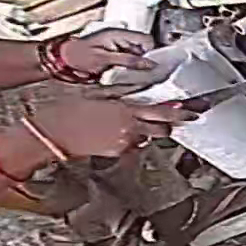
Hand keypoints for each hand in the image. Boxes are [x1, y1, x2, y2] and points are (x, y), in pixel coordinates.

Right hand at [26, 94, 196, 158]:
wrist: (50, 132)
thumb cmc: (68, 111)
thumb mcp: (97, 95)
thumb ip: (123, 96)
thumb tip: (141, 94)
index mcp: (126, 110)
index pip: (164, 113)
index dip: (183, 113)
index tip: (195, 113)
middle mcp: (130, 127)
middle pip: (163, 129)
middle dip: (167, 126)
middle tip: (163, 122)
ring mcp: (126, 141)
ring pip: (149, 138)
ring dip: (145, 132)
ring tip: (125, 126)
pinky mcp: (120, 152)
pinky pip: (134, 145)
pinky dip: (131, 140)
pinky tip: (113, 134)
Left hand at [60, 30, 155, 76]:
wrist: (61, 60)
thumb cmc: (77, 56)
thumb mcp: (104, 59)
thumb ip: (129, 60)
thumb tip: (151, 63)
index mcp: (118, 34)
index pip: (147, 40)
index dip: (151, 52)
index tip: (148, 64)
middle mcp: (121, 38)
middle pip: (145, 49)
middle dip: (142, 61)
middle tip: (133, 70)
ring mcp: (119, 46)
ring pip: (139, 56)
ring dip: (135, 66)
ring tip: (122, 71)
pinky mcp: (117, 54)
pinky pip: (132, 61)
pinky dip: (130, 68)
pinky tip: (121, 71)